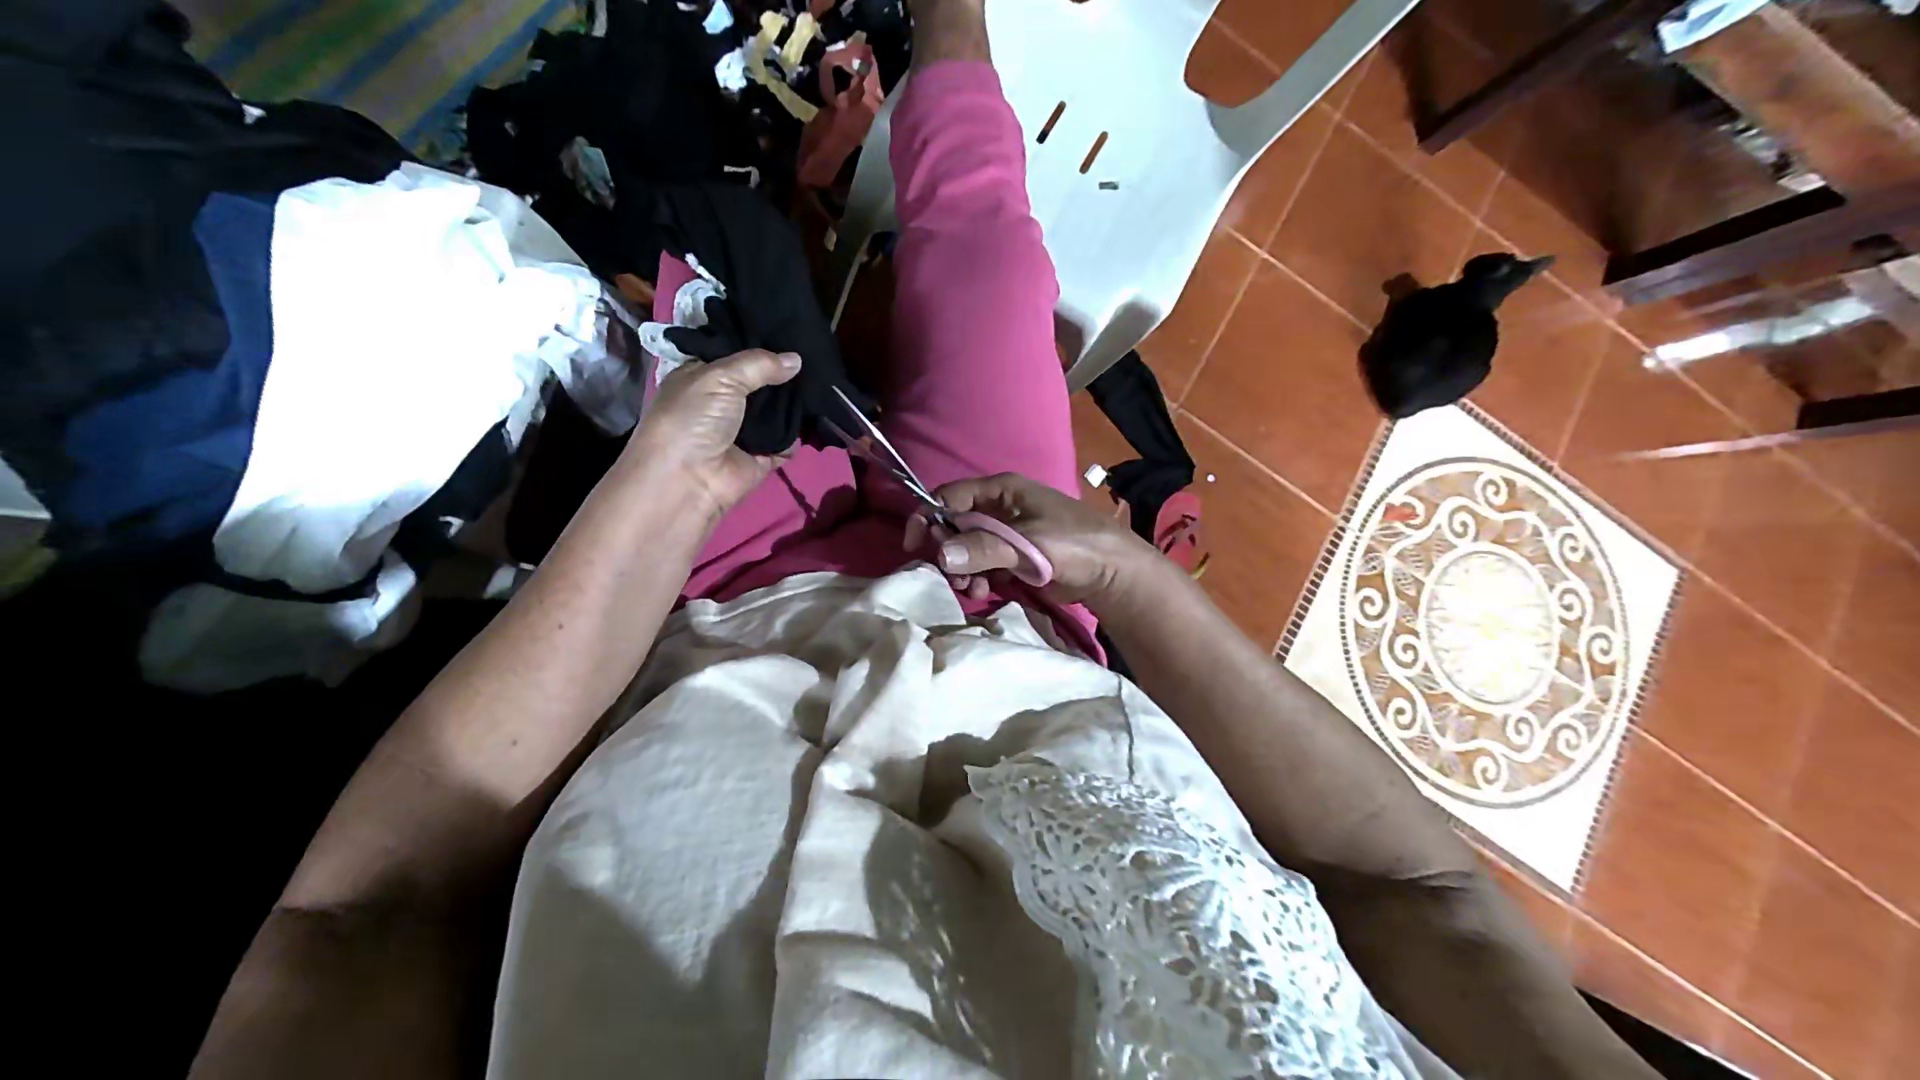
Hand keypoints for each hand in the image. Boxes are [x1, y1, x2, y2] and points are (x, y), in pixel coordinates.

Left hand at [623, 349, 801, 520]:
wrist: (688, 479)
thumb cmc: (692, 418)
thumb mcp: (720, 377)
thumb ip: (759, 364)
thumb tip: (796, 359)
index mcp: (702, 377)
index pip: (735, 356)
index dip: (759, 345)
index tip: (789, 333)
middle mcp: (721, 402)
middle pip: (760, 383)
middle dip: (783, 374)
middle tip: (815, 357)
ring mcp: (742, 432)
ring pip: (776, 412)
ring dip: (795, 403)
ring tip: (822, 384)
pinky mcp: (761, 457)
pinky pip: (785, 442)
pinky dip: (797, 435)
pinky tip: (817, 418)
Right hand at [902, 472, 1157, 606]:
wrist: (1112, 572)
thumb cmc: (1073, 544)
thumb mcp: (1028, 544)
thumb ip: (984, 548)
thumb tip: (941, 554)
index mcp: (1002, 490)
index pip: (950, 496)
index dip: (929, 517)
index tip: (916, 544)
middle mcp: (1000, 508)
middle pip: (955, 525)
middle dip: (948, 551)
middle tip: (951, 575)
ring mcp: (1006, 535)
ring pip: (966, 549)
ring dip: (963, 570)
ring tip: (974, 588)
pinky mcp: (1013, 558)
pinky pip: (982, 565)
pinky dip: (978, 578)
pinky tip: (985, 591)